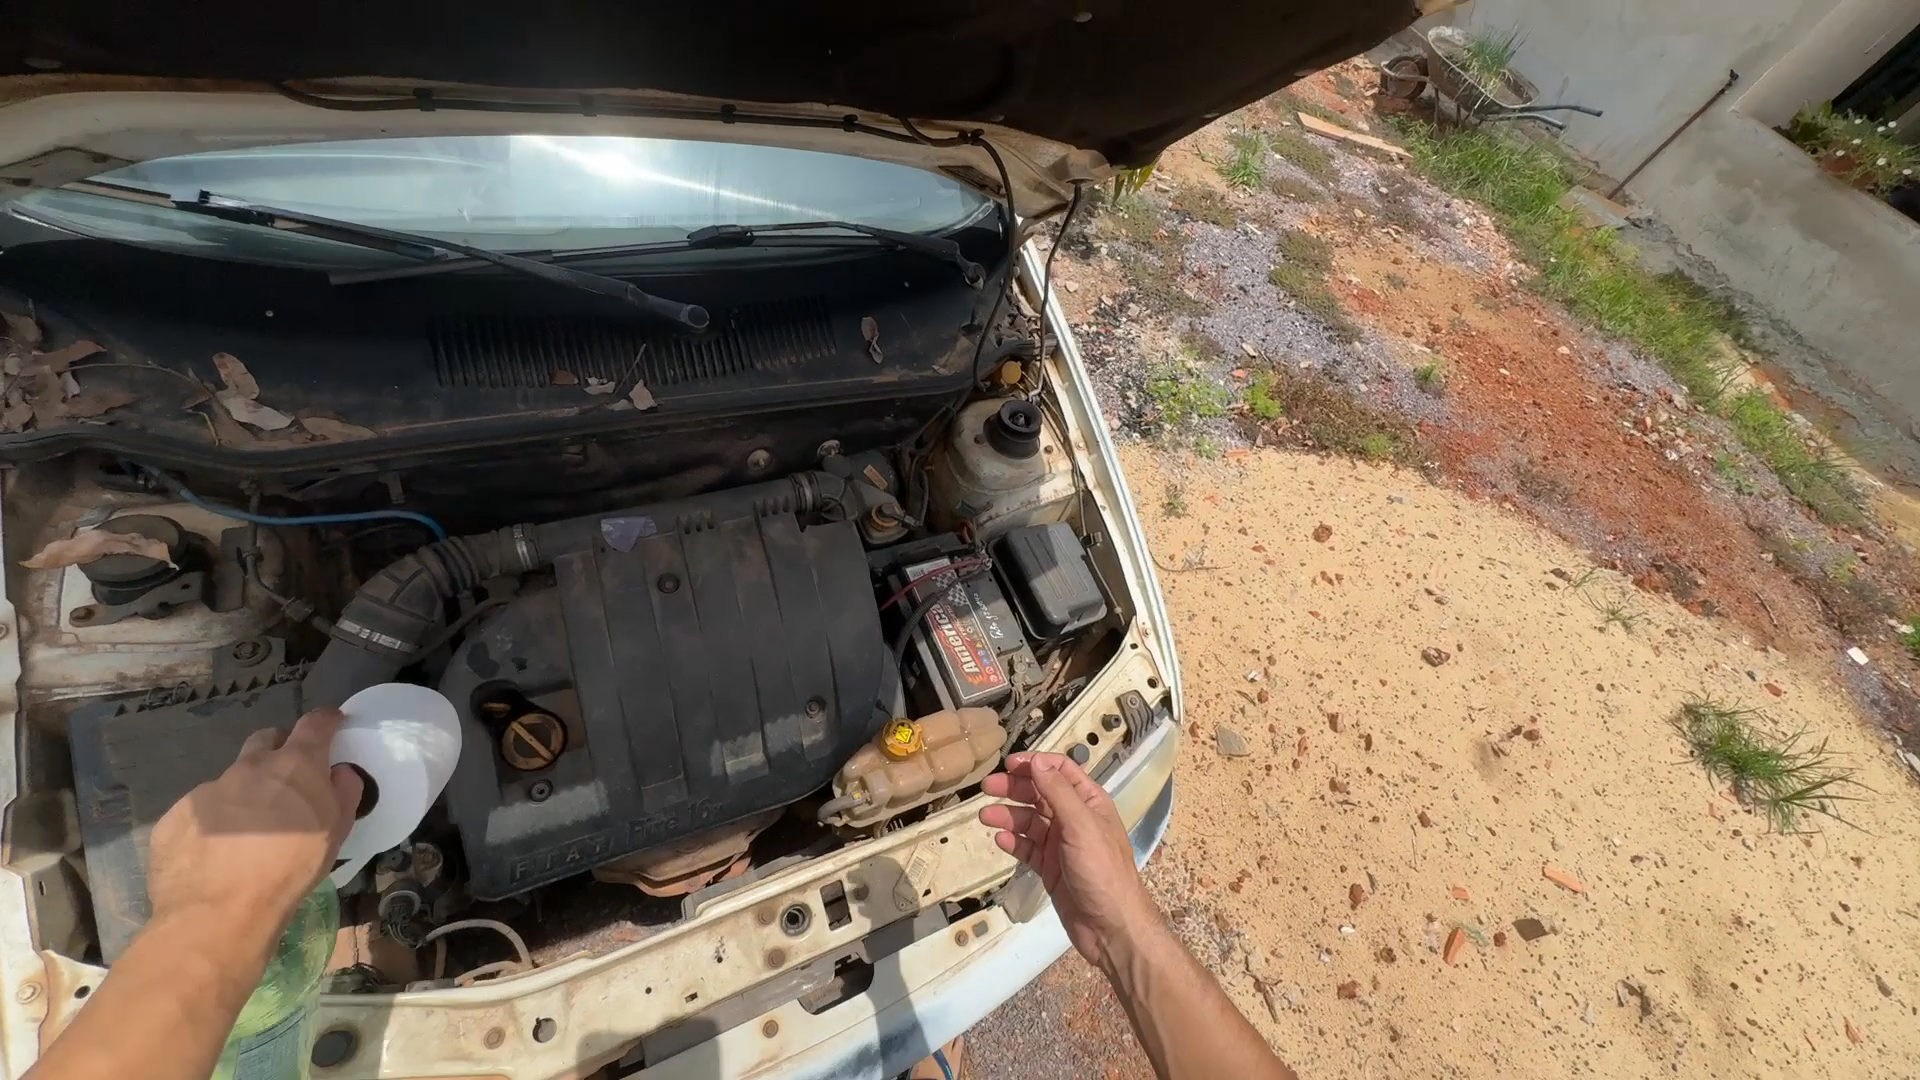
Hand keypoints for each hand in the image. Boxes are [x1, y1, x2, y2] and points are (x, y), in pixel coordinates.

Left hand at [146, 708, 362, 940]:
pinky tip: (218, 848)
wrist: (220, 911)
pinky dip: (215, 818)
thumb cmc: (294, 864)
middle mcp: (250, 767)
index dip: (327, 719)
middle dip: (280, 747)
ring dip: (245, 790)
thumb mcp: (338, 827)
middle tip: (287, 776)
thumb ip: (344, 790)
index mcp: (296, 764)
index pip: (315, 722)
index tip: (333, 723)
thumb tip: (337, 772)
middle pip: (266, 738)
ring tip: (248, 826)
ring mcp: (206, 791)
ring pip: (232, 778)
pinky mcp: (173, 818)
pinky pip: (201, 808)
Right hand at [979, 752, 1157, 968]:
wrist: (1111, 929)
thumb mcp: (1081, 825)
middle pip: (1039, 793)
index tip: (1009, 764)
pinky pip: (1027, 847)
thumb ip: (1057, 792)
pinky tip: (1000, 840)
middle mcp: (1074, 818)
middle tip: (987, 787)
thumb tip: (1036, 761)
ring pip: (1029, 821)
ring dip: (1008, 815)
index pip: (1060, 770)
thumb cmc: (1101, 870)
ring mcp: (1061, 843)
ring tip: (985, 817)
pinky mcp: (1049, 867)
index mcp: (1089, 802)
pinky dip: (1013, 842)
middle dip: (1014, 788)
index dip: (1035, 764)